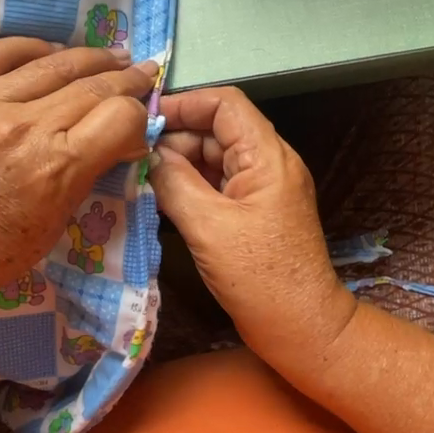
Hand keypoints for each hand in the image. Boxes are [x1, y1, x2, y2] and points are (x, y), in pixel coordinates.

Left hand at [0, 38, 156, 322]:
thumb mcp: (52, 226)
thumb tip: (117, 138)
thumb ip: (86, 173)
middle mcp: (24, 126)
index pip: (122, 116)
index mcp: (56, 169)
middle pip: (94, 83)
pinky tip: (50, 52)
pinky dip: (33, 48)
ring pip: (53, 61)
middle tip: (142, 73)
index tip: (140, 119)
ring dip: (90, 58)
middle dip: (126, 78)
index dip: (140, 115)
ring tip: (108, 57)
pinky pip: (1, 52)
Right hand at [148, 87, 355, 373]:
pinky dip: (189, 186)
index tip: (144, 119)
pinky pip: (217, 184)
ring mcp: (262, 188)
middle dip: (175, 138)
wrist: (301, 328)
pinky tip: (159, 198)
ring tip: (139, 178)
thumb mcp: (208, 226)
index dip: (184, 104)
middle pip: (216, 130)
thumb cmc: (259, 276)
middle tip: (132, 158)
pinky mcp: (254, 212)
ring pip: (214, 158)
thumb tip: (146, 153)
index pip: (225, 104)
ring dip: (178, 164)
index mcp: (268, 156)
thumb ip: (174, 182)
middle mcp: (269, 163)